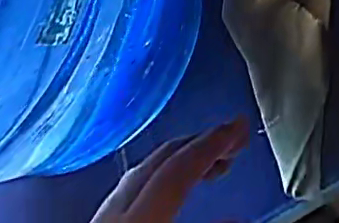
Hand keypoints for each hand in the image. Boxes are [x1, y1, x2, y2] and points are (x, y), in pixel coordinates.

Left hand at [90, 118, 249, 222]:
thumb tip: (237, 213)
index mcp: (134, 216)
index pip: (178, 169)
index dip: (212, 143)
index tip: (239, 125)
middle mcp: (111, 210)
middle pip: (157, 161)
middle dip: (198, 143)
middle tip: (232, 136)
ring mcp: (100, 217)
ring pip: (140, 172)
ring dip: (178, 159)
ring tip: (209, 159)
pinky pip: (128, 190)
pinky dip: (156, 177)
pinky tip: (169, 187)